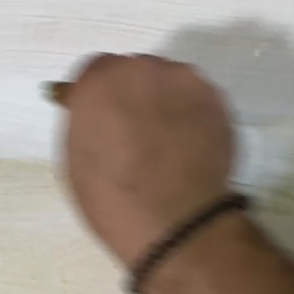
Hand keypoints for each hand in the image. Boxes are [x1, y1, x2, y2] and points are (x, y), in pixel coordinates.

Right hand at [57, 54, 236, 266]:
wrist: (175, 225)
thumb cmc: (113, 200)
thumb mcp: (77, 160)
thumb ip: (85, 122)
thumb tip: (96, 111)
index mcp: (98, 82)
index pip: (94, 73)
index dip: (98, 99)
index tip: (102, 122)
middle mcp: (142, 68)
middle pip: (133, 72)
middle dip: (132, 97)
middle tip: (135, 137)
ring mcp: (184, 80)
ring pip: (167, 82)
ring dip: (162, 103)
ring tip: (165, 145)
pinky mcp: (217, 99)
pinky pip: (195, 99)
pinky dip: (189, 116)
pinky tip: (187, 148)